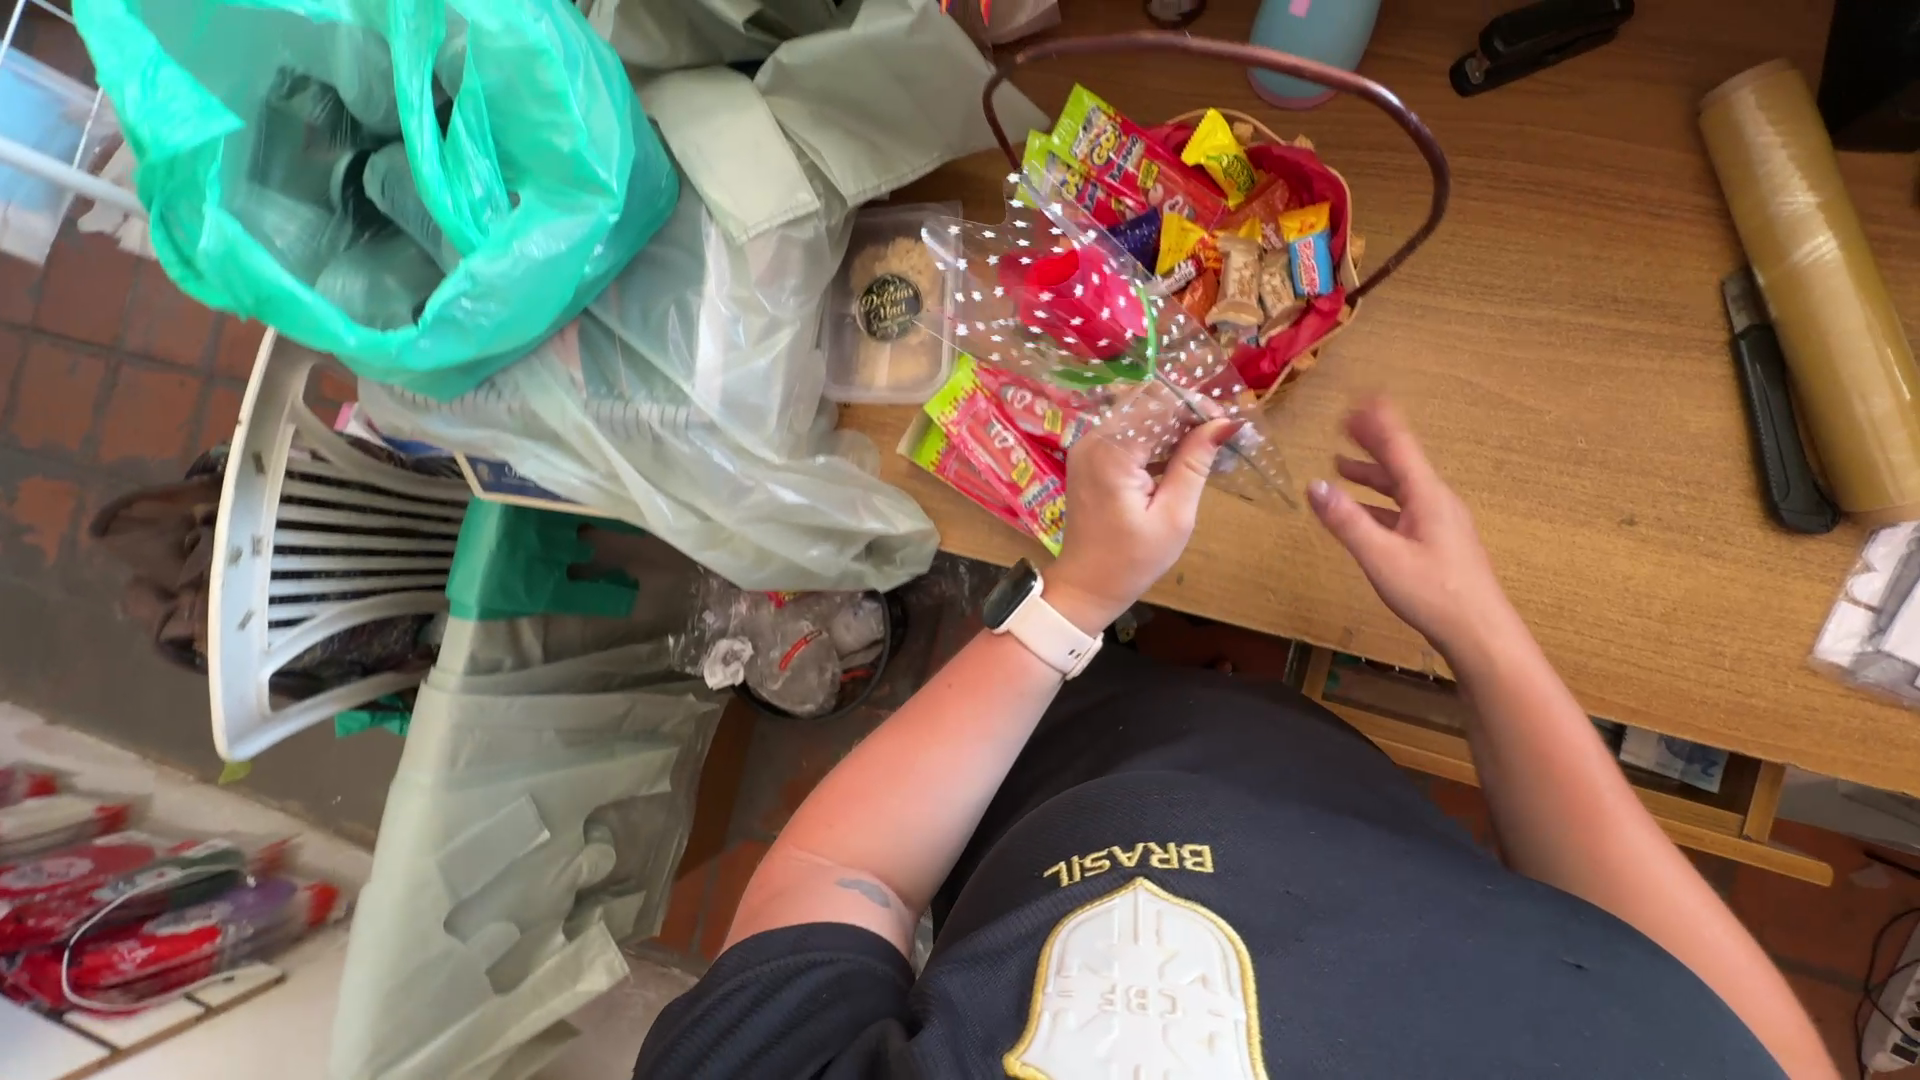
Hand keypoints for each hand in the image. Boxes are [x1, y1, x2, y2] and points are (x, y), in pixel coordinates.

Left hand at [1047, 418, 1242, 633]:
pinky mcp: (1089, 458)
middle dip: (1184, 411)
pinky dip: (1153, 438)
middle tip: (1219, 433)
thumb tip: (1225, 422)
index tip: (1226, 423)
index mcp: (1111, 452)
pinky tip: (1178, 456)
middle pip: (1145, 403)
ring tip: (1204, 445)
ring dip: (1171, 424)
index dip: (1196, 406)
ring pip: (1136, 415)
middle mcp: (1093, 440)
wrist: (1086, 585)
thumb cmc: (1132, 560)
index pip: (1158, 404)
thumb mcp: (1174, 515)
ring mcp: (1087, 447)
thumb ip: (1195, 463)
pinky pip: (1125, 433)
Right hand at [1307, 398, 1515, 659]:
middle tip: (1345, 423)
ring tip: (1343, 465)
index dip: (1377, 423)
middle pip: (1400, 464)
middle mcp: (1435, 503)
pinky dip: (1377, 502)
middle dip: (1371, 442)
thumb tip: (1314, 485)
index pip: (1398, 447)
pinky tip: (1360, 512)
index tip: (1357, 400)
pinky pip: (1401, 509)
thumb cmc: (1432, 593)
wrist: (1480, 634)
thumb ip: (1346, 521)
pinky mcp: (1436, 543)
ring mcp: (1439, 523)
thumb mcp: (1380, 556)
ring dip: (1372, 474)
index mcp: (1426, 497)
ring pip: (1400, 488)